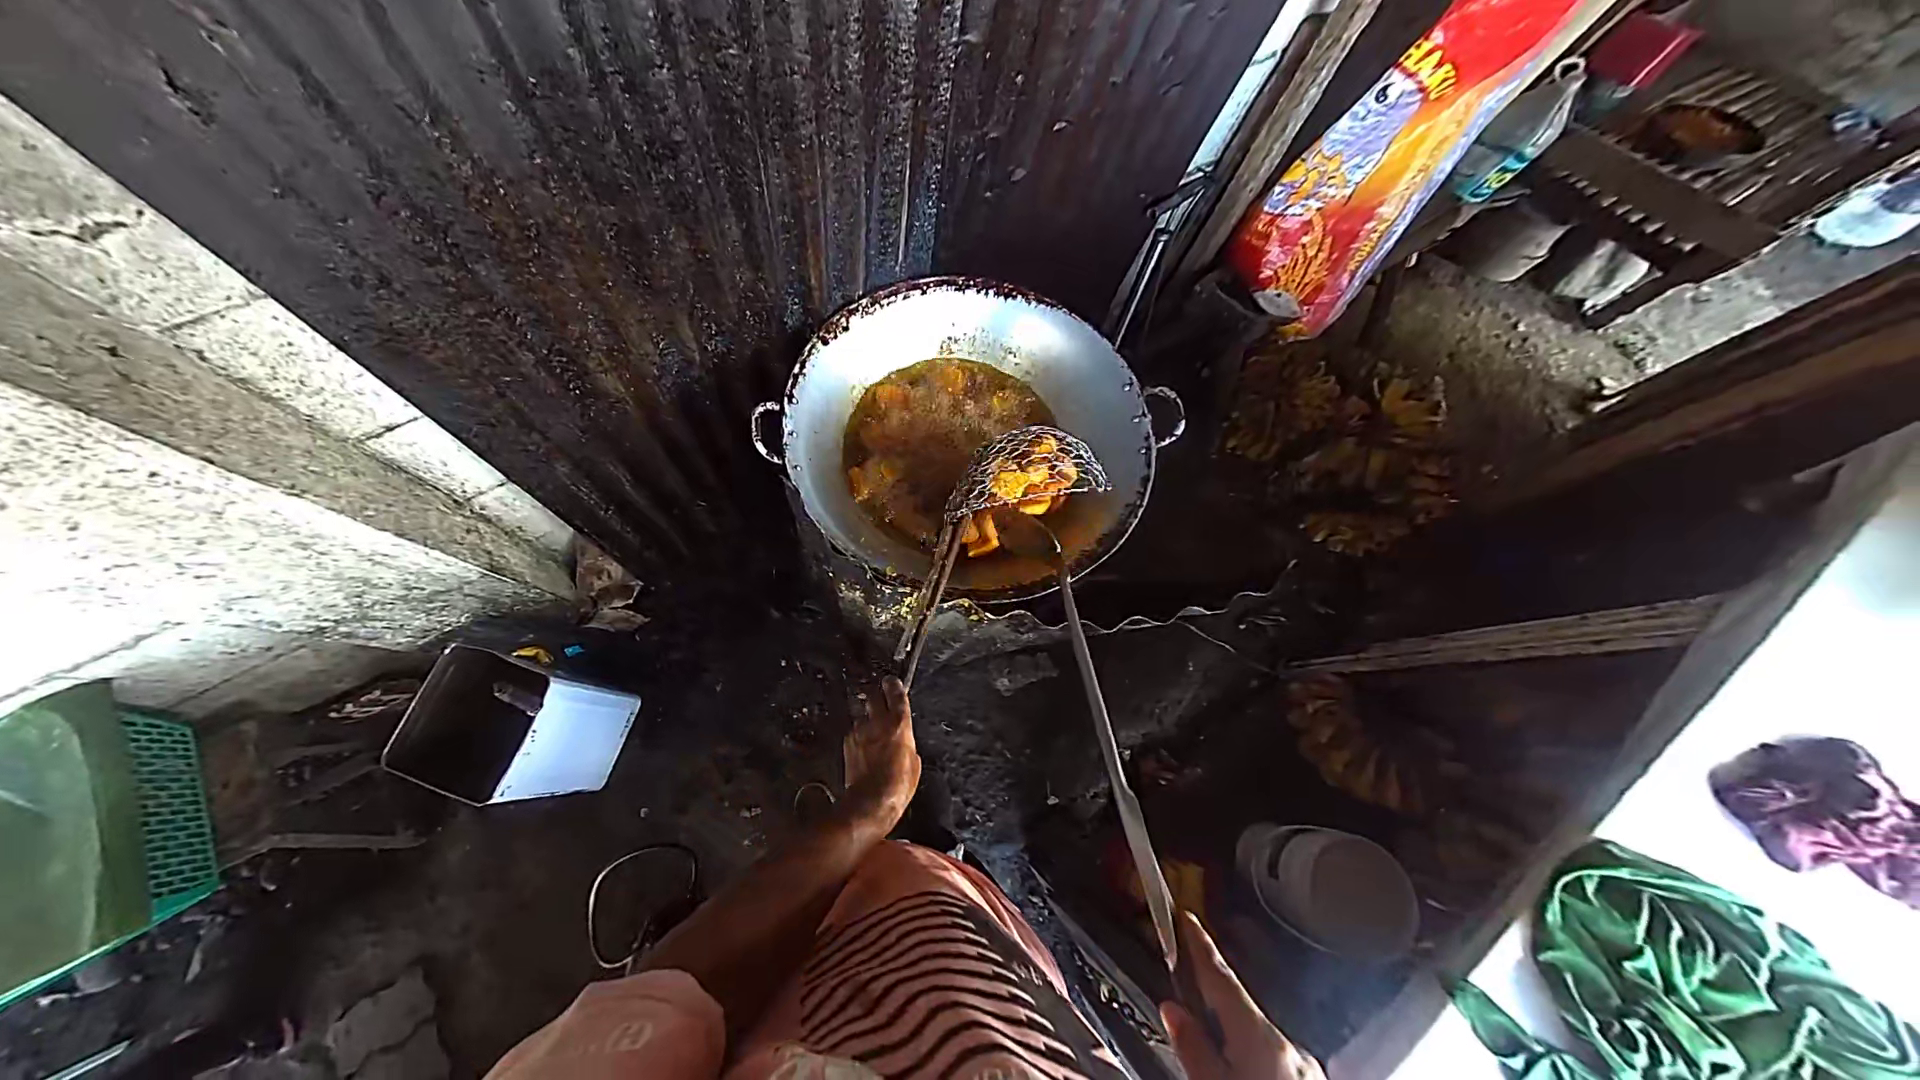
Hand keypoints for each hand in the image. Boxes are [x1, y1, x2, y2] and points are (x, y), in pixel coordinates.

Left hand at [841, 676, 920, 833]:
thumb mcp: (914, 764)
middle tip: (880, 700)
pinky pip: (854, 733)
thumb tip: (904, 744)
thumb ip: (908, 744)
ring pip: (862, 715)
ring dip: (866, 720)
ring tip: (872, 733)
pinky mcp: (847, 743)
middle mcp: (878, 722)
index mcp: (899, 724)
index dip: (893, 685)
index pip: (895, 692)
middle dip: (876, 695)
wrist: (870, 802)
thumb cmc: (896, 786)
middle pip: (873, 695)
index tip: (892, 683)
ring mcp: (860, 731)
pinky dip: (858, 737)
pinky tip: (864, 750)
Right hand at [1161, 912, 1323, 1079]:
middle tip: (1187, 985)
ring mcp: (1308, 1072)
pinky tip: (1242, 1076)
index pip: (1221, 979)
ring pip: (1261, 1043)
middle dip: (1215, 1000)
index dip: (1200, 946)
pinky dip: (1254, 1064)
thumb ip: (1194, 1050)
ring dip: (1235, 1040)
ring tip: (1213, 1054)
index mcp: (1261, 1039)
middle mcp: (1290, 1048)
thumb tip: (1173, 1008)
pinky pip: (1277, 1066)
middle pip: (1242, 1012)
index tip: (1186, 916)